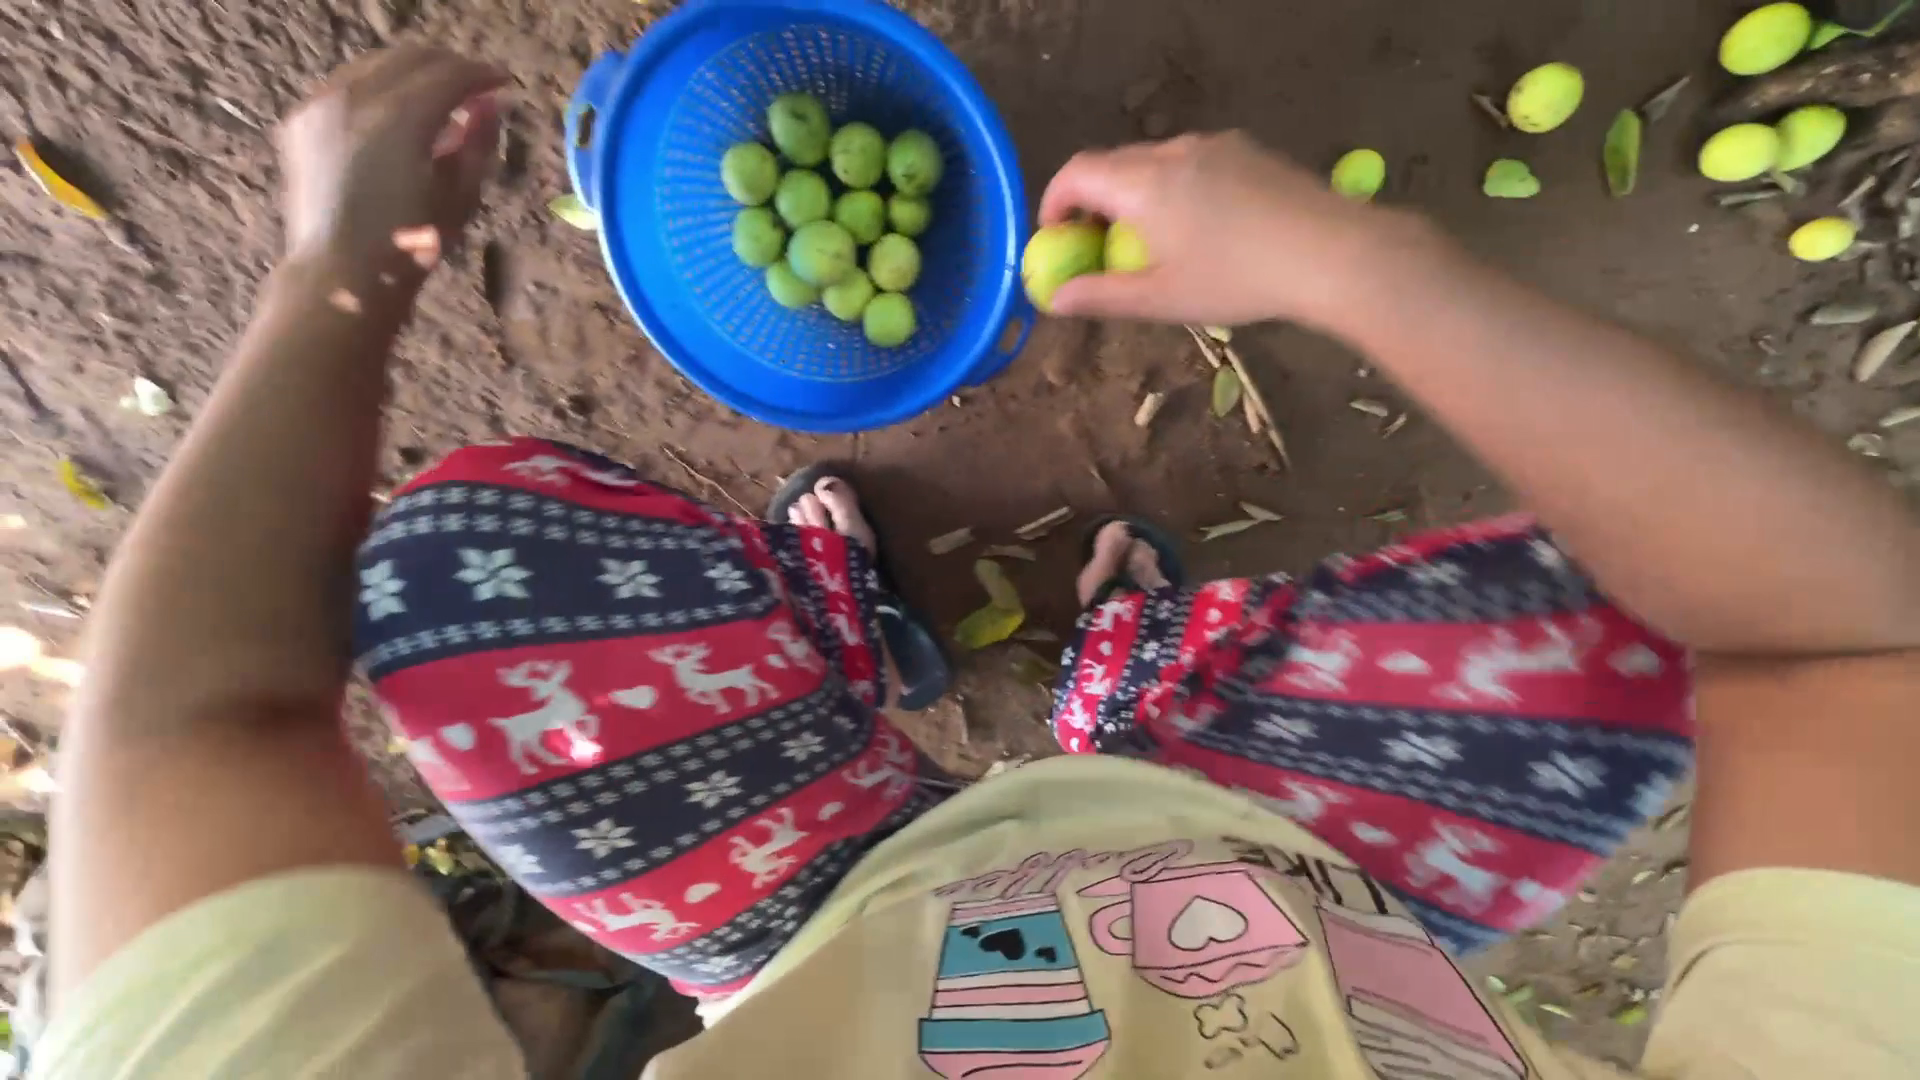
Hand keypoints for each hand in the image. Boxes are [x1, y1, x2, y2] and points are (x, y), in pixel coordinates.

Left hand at [277, 46, 507, 285]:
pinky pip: (349, 85)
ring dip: (415, 74)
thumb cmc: (412, 244)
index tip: (505, 81)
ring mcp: (321, 103)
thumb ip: (476, 145)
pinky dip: (384, 89)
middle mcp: (354, 97)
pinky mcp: (303, 118)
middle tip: (478, 85)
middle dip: (448, 66)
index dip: (481, 74)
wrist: (342, 271)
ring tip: (443, 100)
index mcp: (400, 119)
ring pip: (376, 65)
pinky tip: (403, 118)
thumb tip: (493, 107)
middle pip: (409, 58)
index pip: (447, 75)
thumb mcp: (460, 198)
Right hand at [1039, 132, 1436, 329]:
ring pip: (1151, 162)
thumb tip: (1054, 302)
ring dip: (1131, 195)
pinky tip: (1194, 227)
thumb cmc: (1236, 281)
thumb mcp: (1160, 299)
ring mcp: (1213, 145)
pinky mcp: (1245, 150)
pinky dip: (1168, 188)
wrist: (1330, 252)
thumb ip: (1101, 297)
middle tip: (1096, 247)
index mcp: (1143, 184)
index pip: (1076, 173)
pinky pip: (1188, 161)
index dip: (1053, 203)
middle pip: (1111, 164)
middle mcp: (1172, 151)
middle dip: (1091, 202)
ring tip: (1146, 240)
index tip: (1054, 238)